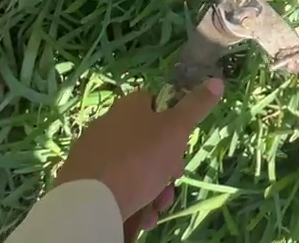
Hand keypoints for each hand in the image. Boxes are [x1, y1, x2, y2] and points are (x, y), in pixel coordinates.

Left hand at [54, 79, 223, 232]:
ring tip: (156, 209)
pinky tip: (139, 217)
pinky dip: (129, 200)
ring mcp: (93, 152)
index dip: (174, 128)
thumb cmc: (139, 159)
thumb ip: (196, 106)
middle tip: (171, 185)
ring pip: (133, 169)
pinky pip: (113, 187)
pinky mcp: (81, 180)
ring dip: (151, 190)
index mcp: (130, 106)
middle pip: (147, 142)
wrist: (90, 202)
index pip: (157, 106)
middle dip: (165, 168)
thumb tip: (217, 80)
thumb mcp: (176, 130)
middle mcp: (109, 123)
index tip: (181, 151)